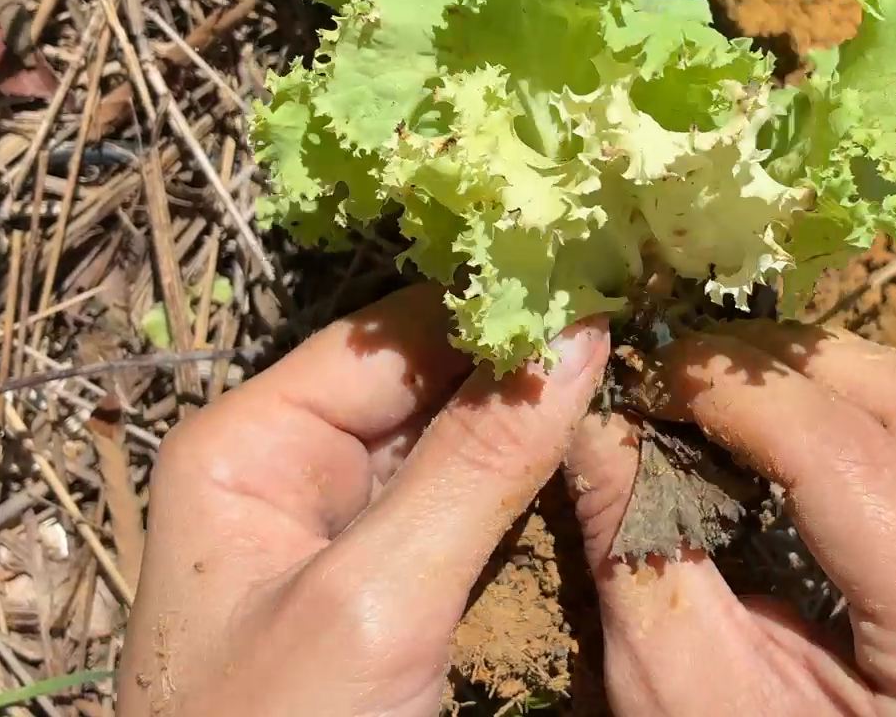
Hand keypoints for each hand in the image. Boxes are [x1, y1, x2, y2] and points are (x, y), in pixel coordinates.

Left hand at [116, 284, 609, 716]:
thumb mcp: (375, 601)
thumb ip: (479, 459)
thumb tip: (582, 331)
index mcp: (259, 438)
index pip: (396, 337)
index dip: (495, 313)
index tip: (599, 295)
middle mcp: (306, 461)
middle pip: (434, 381)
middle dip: (527, 371)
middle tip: (636, 347)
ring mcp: (357, 519)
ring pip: (467, 438)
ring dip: (544, 427)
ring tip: (636, 390)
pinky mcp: (403, 573)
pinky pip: (480, 500)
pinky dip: (539, 486)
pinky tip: (600, 463)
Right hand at [564, 321, 895, 715]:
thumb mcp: (680, 699)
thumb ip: (636, 548)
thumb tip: (594, 420)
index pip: (845, 454)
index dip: (737, 392)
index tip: (657, 373)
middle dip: (784, 360)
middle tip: (690, 367)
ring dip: (820, 372)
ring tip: (730, 386)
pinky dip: (854, 406)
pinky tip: (786, 420)